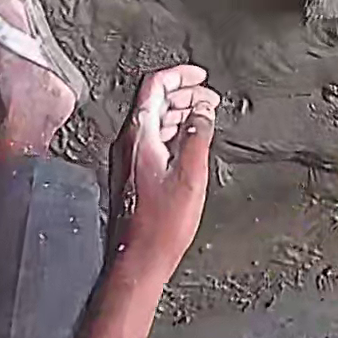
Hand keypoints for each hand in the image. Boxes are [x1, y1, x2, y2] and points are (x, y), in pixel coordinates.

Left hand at [108, 64, 218, 282]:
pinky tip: (190, 140)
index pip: (154, 86)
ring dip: (180, 111)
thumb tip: (203, 109)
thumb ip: (198, 134)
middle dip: (184, 93)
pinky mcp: (132, 172)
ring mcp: (128, 157)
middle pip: (154, 100)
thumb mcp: (190, 173)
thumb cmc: (160, 225)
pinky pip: (153, 137)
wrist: (136, 262)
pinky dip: (174, 129)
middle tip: (209, 98)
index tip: (200, 76)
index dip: (179, 75)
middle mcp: (128, 142)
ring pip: (154, 118)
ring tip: (205, 115)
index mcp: (138, 135)